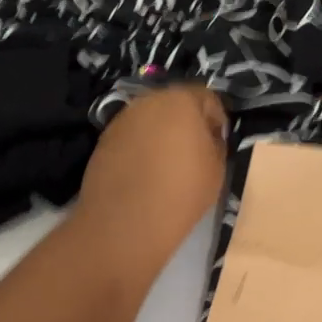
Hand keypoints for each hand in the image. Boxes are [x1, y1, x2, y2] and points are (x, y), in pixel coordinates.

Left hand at [76, 85, 227, 250]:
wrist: (124, 224)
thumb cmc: (181, 192)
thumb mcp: (217, 168)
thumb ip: (215, 143)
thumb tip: (206, 137)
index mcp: (182, 100)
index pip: (207, 97)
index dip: (216, 120)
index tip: (217, 143)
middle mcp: (149, 101)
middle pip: (175, 104)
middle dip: (186, 123)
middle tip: (193, 152)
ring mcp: (123, 119)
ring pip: (151, 119)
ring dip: (161, 134)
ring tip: (166, 166)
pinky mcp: (104, 140)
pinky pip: (132, 136)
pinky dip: (140, 148)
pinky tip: (144, 174)